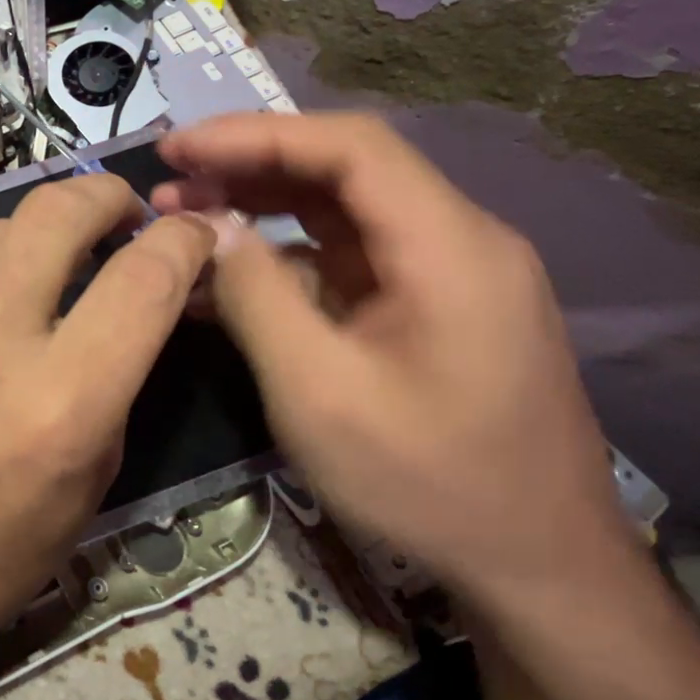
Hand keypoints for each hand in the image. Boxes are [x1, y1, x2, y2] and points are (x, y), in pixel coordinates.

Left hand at [0, 175, 215, 699]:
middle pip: (53, 212)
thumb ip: (120, 377)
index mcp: (62, 398)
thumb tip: (143, 301)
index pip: (141, 278)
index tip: (192, 233)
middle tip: (118, 215)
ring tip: (49, 275)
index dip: (182, 241)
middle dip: (100, 194)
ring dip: (37, 242)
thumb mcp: (93, 474)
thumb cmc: (3, 550)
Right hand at [151, 113, 632, 603]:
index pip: (349, 146)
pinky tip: (221, 276)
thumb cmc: (426, 478)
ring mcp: (443, 275)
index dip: (254, 134)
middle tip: (165, 186)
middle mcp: (456, 242)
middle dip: (247, 168)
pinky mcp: (425, 307)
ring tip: (180, 220)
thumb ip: (256, 294)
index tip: (175, 149)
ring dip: (258, 207)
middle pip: (343, 170)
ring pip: (339, 210)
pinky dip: (279, 256)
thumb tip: (206, 225)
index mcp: (448, 247)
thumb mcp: (318, 389)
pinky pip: (344, 258)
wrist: (534, 565)